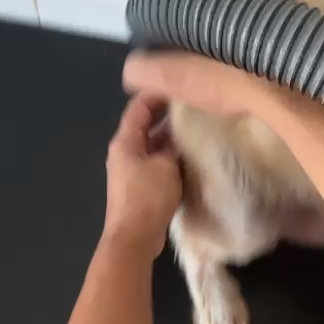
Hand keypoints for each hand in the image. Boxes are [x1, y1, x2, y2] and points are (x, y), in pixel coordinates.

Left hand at [101, 94, 182, 258]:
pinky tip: (190, 159)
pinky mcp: (142, 188)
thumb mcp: (166, 166)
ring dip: (172, 140)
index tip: (177, 85)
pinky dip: (172, 159)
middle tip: (195, 108)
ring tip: (198, 130)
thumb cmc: (147, 198)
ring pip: (154, 147)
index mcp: (126, 142)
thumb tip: (179, 138)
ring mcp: (133, 172)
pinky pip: (158, 165)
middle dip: (168, 117)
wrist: (134, 238)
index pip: (138, 108)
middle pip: (147, 127)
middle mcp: (126, 153)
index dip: (155, 94)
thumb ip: (173, 148)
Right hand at [120, 0, 301, 120]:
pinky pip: (267, 10)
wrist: (298, 88)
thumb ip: (147, 70)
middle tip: (191, 38)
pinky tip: (252, 50)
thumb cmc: (233, 74)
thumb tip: (134, 69)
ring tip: (221, 47)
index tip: (162, 26)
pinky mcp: (299, 6)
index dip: (164, 1)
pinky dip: (256, 24)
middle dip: (198, 5)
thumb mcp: (179, 77)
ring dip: (229, 14)